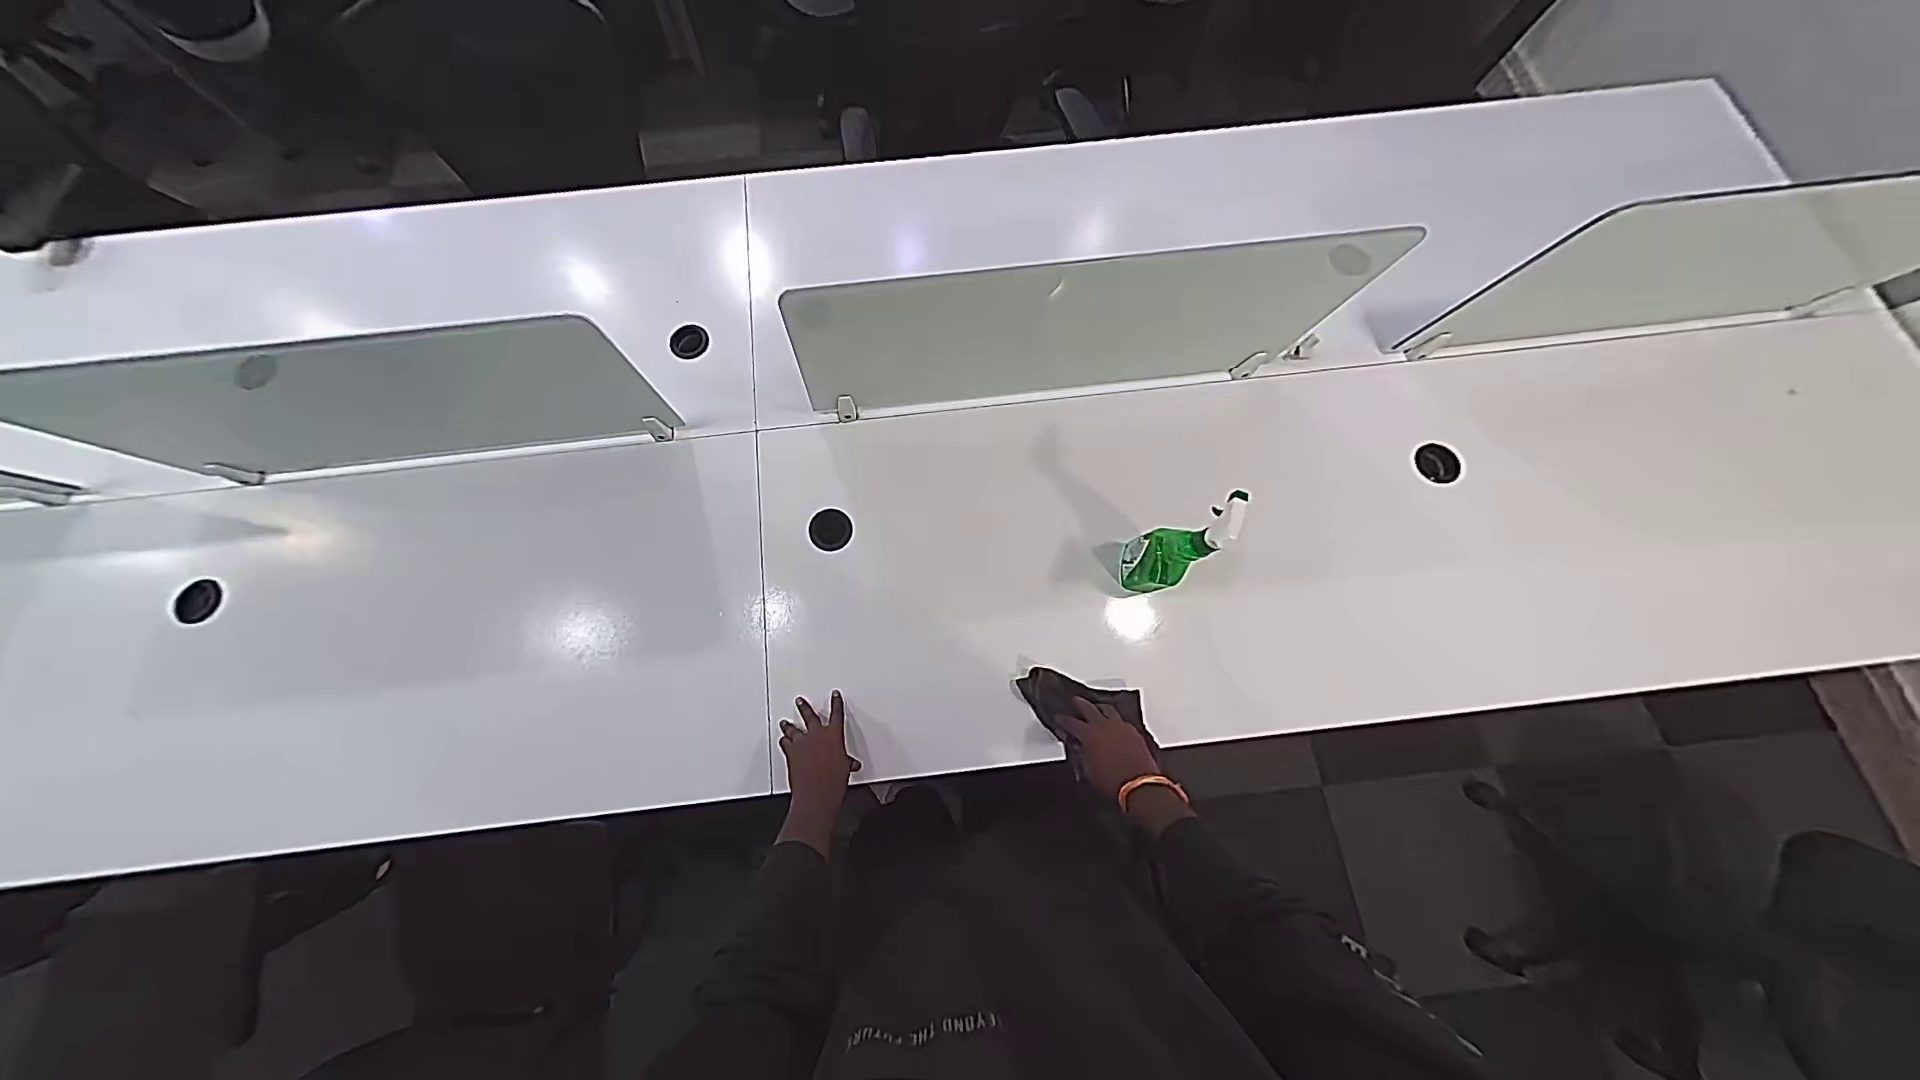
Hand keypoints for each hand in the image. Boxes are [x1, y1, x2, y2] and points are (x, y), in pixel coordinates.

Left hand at [780, 691, 861, 811]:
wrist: (816, 792)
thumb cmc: (833, 780)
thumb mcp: (845, 768)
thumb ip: (846, 762)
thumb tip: (850, 765)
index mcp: (833, 735)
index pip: (837, 714)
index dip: (836, 703)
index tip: (835, 695)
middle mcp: (817, 735)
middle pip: (809, 715)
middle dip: (805, 707)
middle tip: (800, 700)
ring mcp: (802, 742)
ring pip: (793, 728)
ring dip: (789, 725)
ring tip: (785, 721)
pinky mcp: (791, 752)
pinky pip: (785, 742)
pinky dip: (784, 741)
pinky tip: (783, 740)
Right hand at [1056, 697, 1160, 798]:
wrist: (1138, 785)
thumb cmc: (1113, 781)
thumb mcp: (1088, 771)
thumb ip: (1081, 754)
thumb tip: (1079, 748)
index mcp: (1089, 735)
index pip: (1071, 723)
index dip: (1063, 719)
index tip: (1059, 717)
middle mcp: (1104, 726)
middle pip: (1088, 708)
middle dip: (1080, 703)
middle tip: (1075, 701)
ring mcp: (1120, 727)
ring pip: (1108, 709)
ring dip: (1100, 707)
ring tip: (1096, 707)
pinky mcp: (1133, 732)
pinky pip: (1121, 720)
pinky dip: (1115, 719)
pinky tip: (1114, 723)